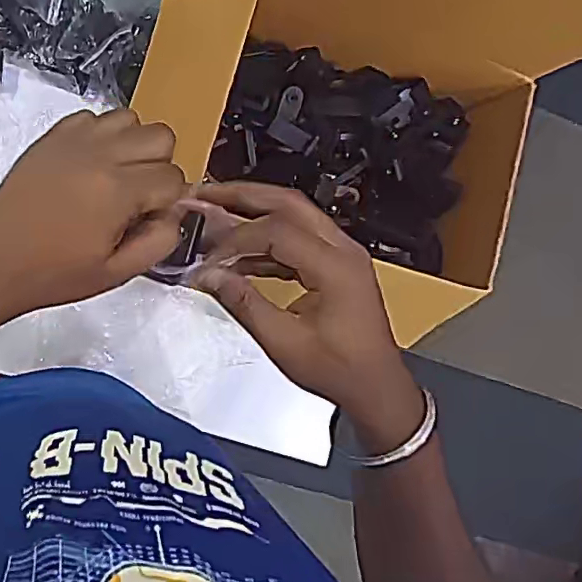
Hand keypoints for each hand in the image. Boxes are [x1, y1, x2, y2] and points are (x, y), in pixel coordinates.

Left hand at [0, 108, 188, 327]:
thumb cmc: (55, 273)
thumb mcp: (119, 273)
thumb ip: (160, 241)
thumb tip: (172, 214)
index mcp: (117, 190)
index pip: (174, 176)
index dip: (169, 201)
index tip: (148, 219)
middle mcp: (99, 155)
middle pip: (161, 135)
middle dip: (159, 166)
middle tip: (138, 196)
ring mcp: (73, 140)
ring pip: (130, 119)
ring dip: (133, 146)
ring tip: (116, 177)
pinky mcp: (52, 137)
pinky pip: (94, 117)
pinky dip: (102, 137)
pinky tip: (90, 167)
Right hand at [189, 183, 423, 452]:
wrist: (376, 387)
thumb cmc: (340, 370)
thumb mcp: (284, 342)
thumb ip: (245, 303)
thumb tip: (210, 276)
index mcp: (335, 267)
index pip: (276, 230)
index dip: (236, 239)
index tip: (209, 257)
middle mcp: (343, 250)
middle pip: (288, 203)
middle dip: (243, 196)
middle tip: (205, 194)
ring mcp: (343, 254)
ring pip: (294, 215)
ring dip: (255, 213)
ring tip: (216, 214)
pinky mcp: (337, 264)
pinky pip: (299, 238)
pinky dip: (268, 239)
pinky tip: (241, 252)